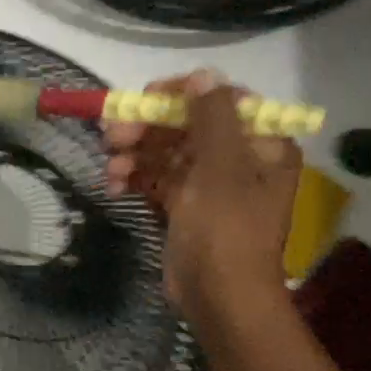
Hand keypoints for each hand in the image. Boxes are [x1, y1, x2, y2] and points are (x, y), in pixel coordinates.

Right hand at [104, 70, 301, 310]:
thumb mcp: (220, 168)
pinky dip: (135, 180)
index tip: (142, 98)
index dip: (180, 94)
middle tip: (111, 135)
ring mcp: (209, 186)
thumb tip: (201, 74)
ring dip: (134, 156)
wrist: (220, 297)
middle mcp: (237, 159)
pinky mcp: (184, 210)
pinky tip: (113, 187)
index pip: (220, 100)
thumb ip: (211, 117)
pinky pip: (157, 182)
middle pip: (186, 127)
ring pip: (166, 155)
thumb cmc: (226, 231)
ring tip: (110, 167)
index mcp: (260, 144)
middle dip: (147, 128)